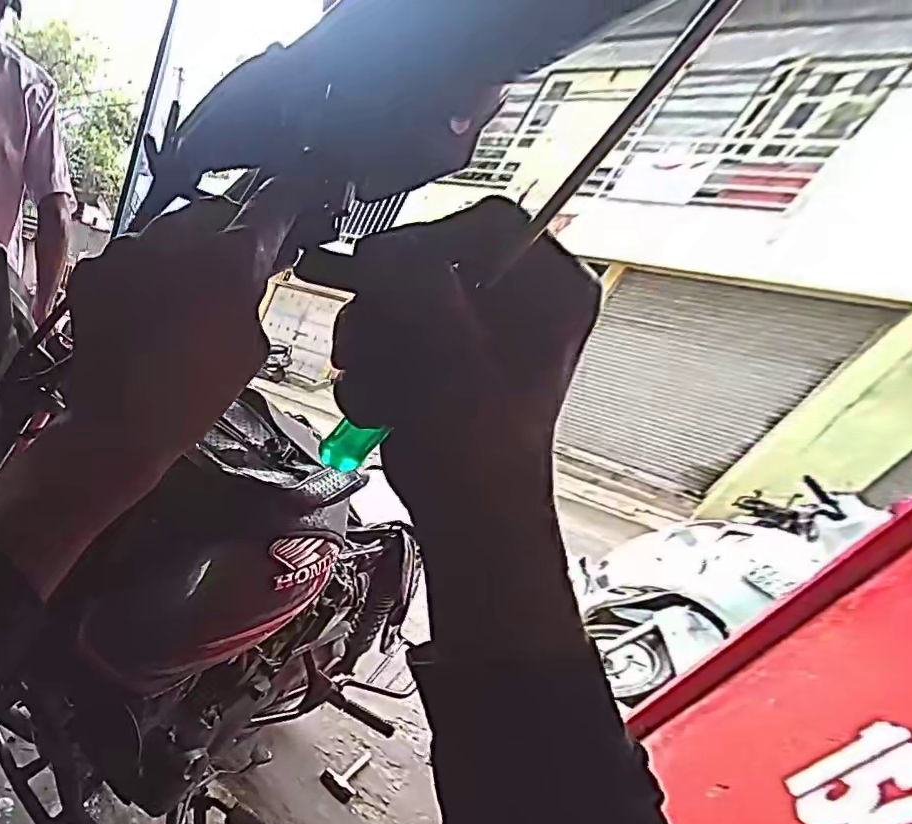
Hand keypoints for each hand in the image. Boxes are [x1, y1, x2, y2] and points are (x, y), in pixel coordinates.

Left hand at [0, 185, 301, 596]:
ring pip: (169, 228)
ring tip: (183, 294)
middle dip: (230, 230)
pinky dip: (142, 270)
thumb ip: (255, 294)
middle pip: (217, 209)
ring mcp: (129, 251)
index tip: (292, 204)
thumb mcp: (248, 350)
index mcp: (230, 258)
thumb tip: (257, 269)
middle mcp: (177, 239)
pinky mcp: (95, 270)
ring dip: (182, 250)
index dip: (289, 201)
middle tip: (232, 264)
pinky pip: (128, 254)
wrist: (117, 427)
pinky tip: (146, 304)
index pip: (274, 199)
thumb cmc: (186, 401)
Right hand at [331, 196, 599, 519]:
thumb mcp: (448, 355)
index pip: (480, 225)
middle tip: (366, 347)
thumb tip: (381, 248)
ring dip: (369, 352)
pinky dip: (371, 377)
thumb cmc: (478, 450)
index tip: (372, 269)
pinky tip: (380, 404)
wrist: (463, 510)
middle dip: (382, 314)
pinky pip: (385, 350)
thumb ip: (415, 288)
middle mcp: (509, 311)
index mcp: (545, 292)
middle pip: (423, 272)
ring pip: (394, 314)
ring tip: (378, 389)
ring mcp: (468, 342)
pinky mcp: (434, 370)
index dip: (418, 243)